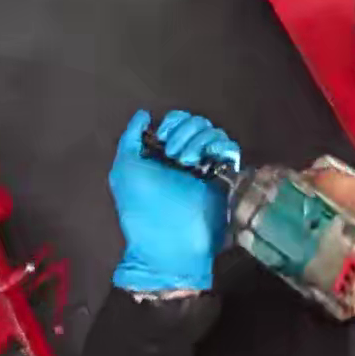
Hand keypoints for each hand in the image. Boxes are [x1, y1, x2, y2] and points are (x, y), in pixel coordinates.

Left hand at [109, 110, 240, 292]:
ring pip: (213, 132)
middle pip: (196, 122)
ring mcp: (207, 165)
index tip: (163, 139)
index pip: (177, 120)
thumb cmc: (144, 207)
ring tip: (189, 164)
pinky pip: (230, 147)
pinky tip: (208, 161)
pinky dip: (220, 146)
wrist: (170, 241)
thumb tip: (144, 114)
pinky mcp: (225, 175)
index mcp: (164, 153)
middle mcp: (187, 155)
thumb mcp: (125, 171)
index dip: (172, 123)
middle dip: (184, 133)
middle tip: (174, 156)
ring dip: (199, 141)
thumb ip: (130, 138)